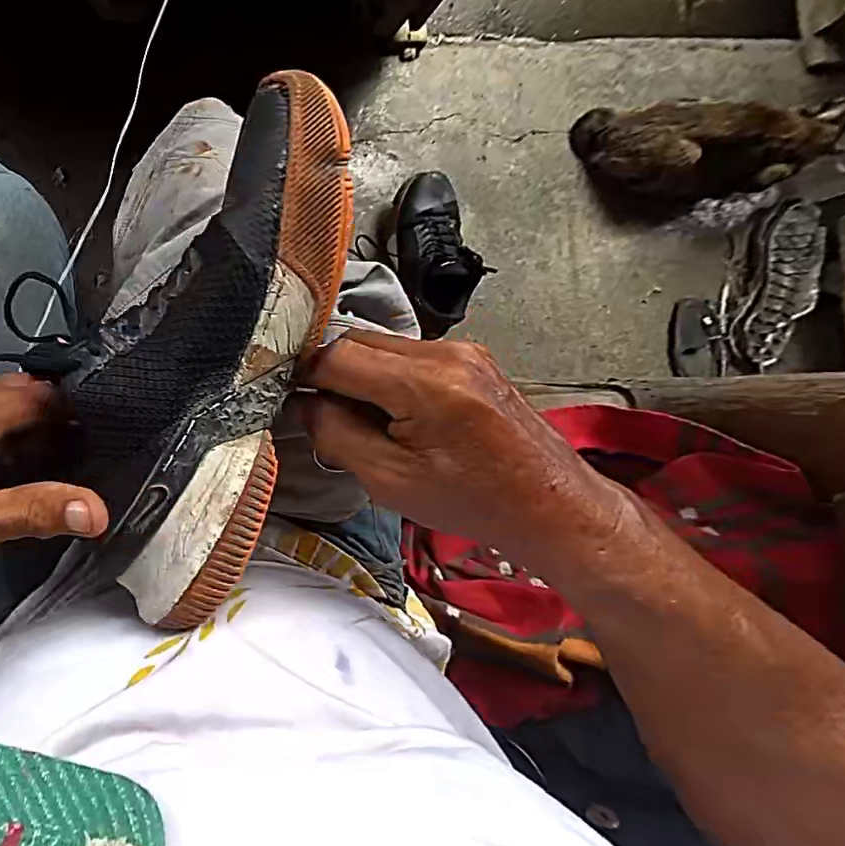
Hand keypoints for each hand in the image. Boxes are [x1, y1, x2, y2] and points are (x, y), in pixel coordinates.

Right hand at [298, 331, 629, 556]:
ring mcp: (462, 350)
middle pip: (356, 340)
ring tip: (362, 419)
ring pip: (380, 344)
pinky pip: (407, 353)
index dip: (305, 377)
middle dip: (329, 373)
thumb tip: (305, 406)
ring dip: (357, 374)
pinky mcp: (470, 357)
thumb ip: (336, 435)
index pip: (336, 356)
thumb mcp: (390, 480)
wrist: (551, 506)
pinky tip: (392, 412)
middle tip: (322, 412)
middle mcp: (447, 354)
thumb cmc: (477, 503)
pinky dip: (386, 376)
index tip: (293, 399)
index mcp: (426, 385)